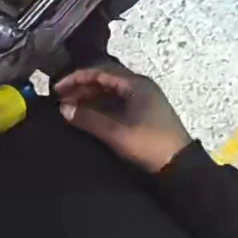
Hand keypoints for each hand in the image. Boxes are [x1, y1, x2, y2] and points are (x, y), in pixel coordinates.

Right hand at [54, 64, 192, 172]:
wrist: (179, 166)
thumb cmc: (148, 144)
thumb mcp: (115, 132)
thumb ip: (87, 118)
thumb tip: (63, 108)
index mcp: (135, 84)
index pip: (100, 71)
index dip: (76, 78)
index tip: (58, 88)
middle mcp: (139, 86)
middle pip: (105, 79)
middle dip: (81, 87)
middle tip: (61, 98)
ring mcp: (142, 99)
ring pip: (110, 91)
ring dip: (89, 97)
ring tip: (69, 107)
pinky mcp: (143, 112)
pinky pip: (116, 102)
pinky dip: (99, 106)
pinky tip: (87, 115)